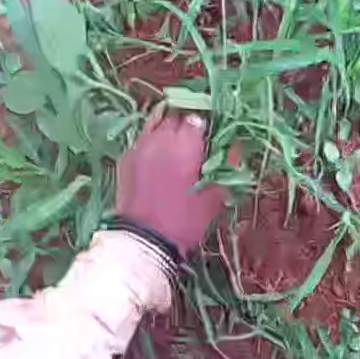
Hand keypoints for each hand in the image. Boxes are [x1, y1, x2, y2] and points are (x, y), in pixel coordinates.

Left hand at [115, 108, 229, 253]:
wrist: (145, 241)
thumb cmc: (184, 222)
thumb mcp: (214, 197)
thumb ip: (226, 168)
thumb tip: (234, 148)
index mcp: (185, 144)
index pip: (199, 119)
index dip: (207, 128)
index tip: (211, 140)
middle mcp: (160, 138)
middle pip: (176, 117)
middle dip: (185, 127)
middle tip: (193, 146)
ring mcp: (139, 146)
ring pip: (155, 124)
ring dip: (166, 132)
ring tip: (174, 149)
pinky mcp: (125, 159)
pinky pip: (141, 141)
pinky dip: (150, 145)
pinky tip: (156, 161)